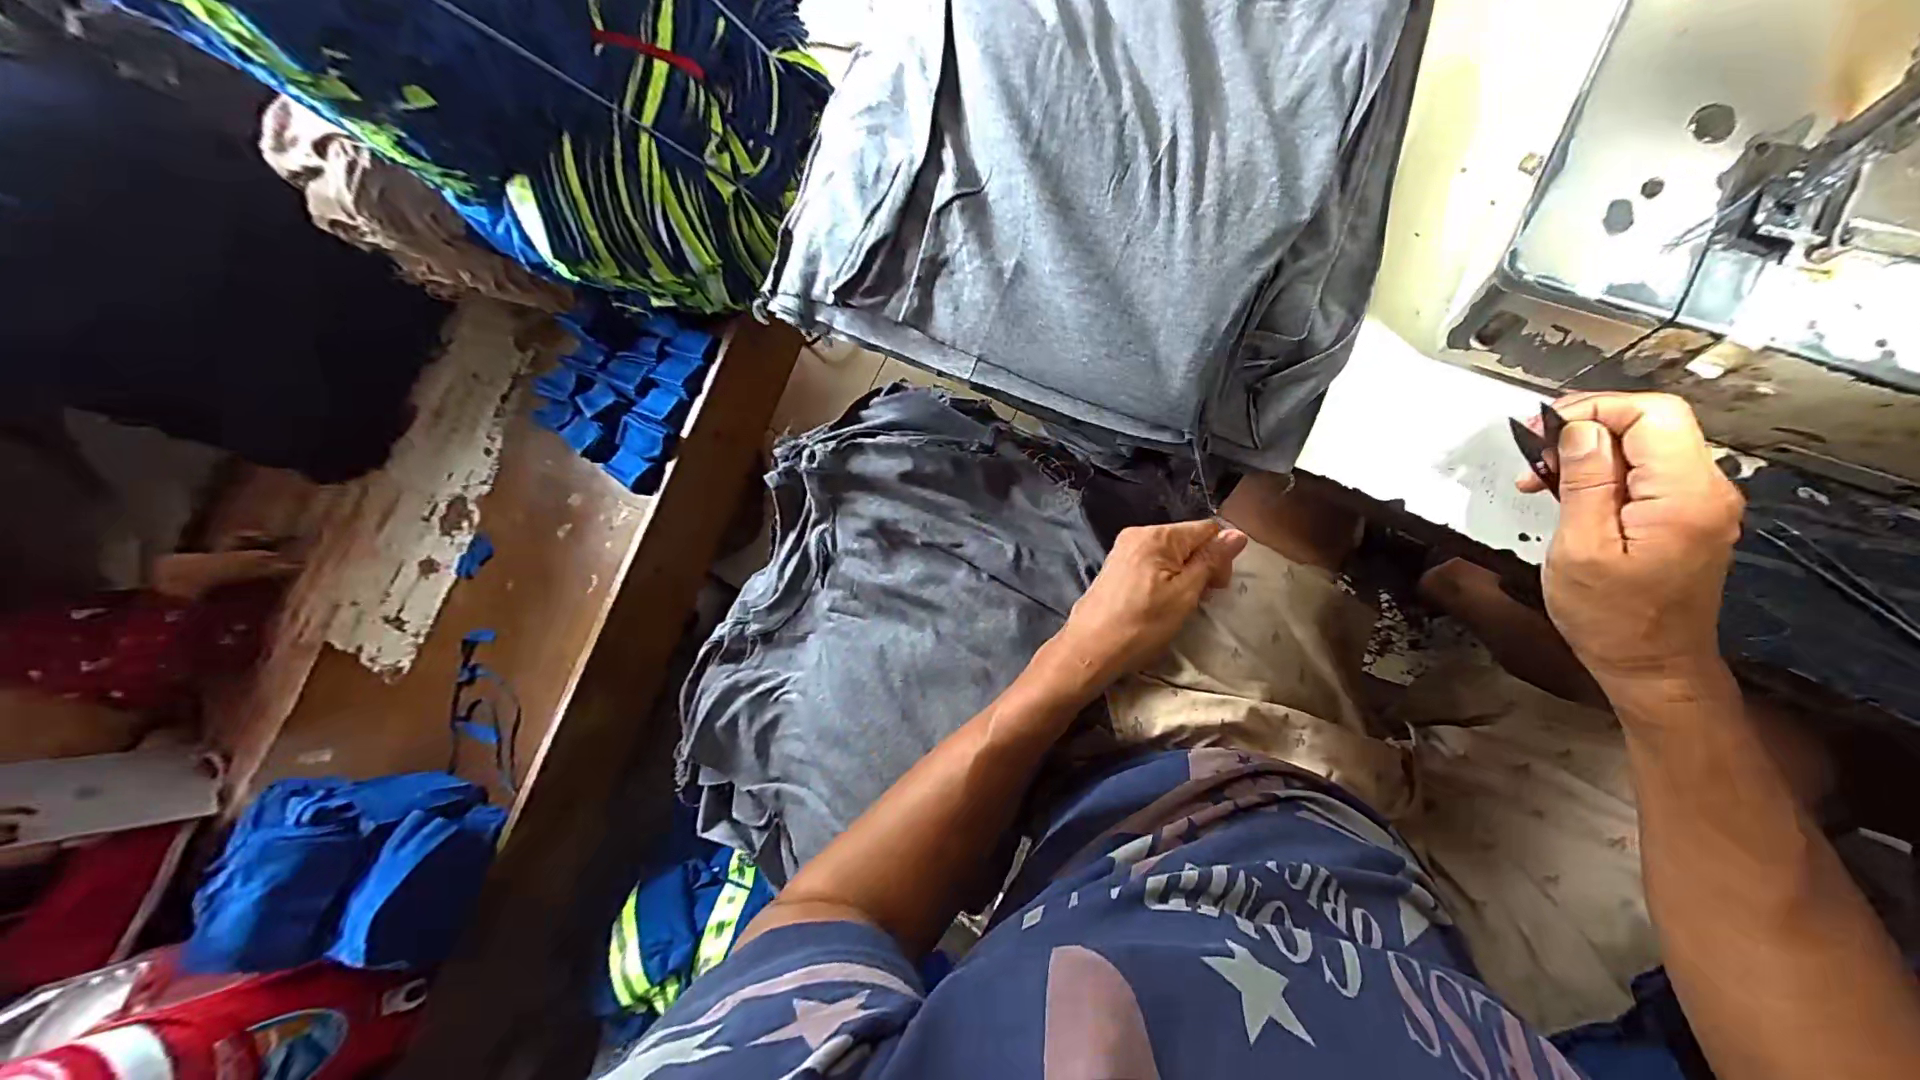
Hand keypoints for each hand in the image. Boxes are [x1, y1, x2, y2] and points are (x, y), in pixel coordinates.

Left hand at [1048, 521, 1248, 693]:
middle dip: (1202, 565)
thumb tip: (1236, 534)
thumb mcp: (1185, 593)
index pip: (1206, 530)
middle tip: (1200, 599)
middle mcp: (1137, 534)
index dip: (1221, 555)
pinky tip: (1160, 602)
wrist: (1091, 649)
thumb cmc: (1142, 624)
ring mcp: (1123, 550)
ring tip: (1179, 604)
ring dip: (1184, 575)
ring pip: (1170, 554)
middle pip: (1187, 540)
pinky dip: (1164, 579)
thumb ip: (1210, 561)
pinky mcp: (1115, 567)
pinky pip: (1152, 563)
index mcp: (1156, 535)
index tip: (1218, 587)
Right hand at [1518, 392, 1744, 687]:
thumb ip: (1585, 484)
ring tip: (1541, 479)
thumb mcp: (1580, 548)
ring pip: (1644, 447)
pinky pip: (1643, 474)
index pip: (1653, 414)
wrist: (1648, 662)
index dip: (1594, 410)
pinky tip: (1566, 492)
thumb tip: (1579, 432)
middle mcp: (1705, 492)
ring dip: (1588, 453)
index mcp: (1685, 497)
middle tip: (1533, 453)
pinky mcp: (1681, 515)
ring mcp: (1697, 504)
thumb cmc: (1612, 618)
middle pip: (1652, 424)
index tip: (1544, 428)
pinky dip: (1600, 473)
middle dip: (1586, 428)